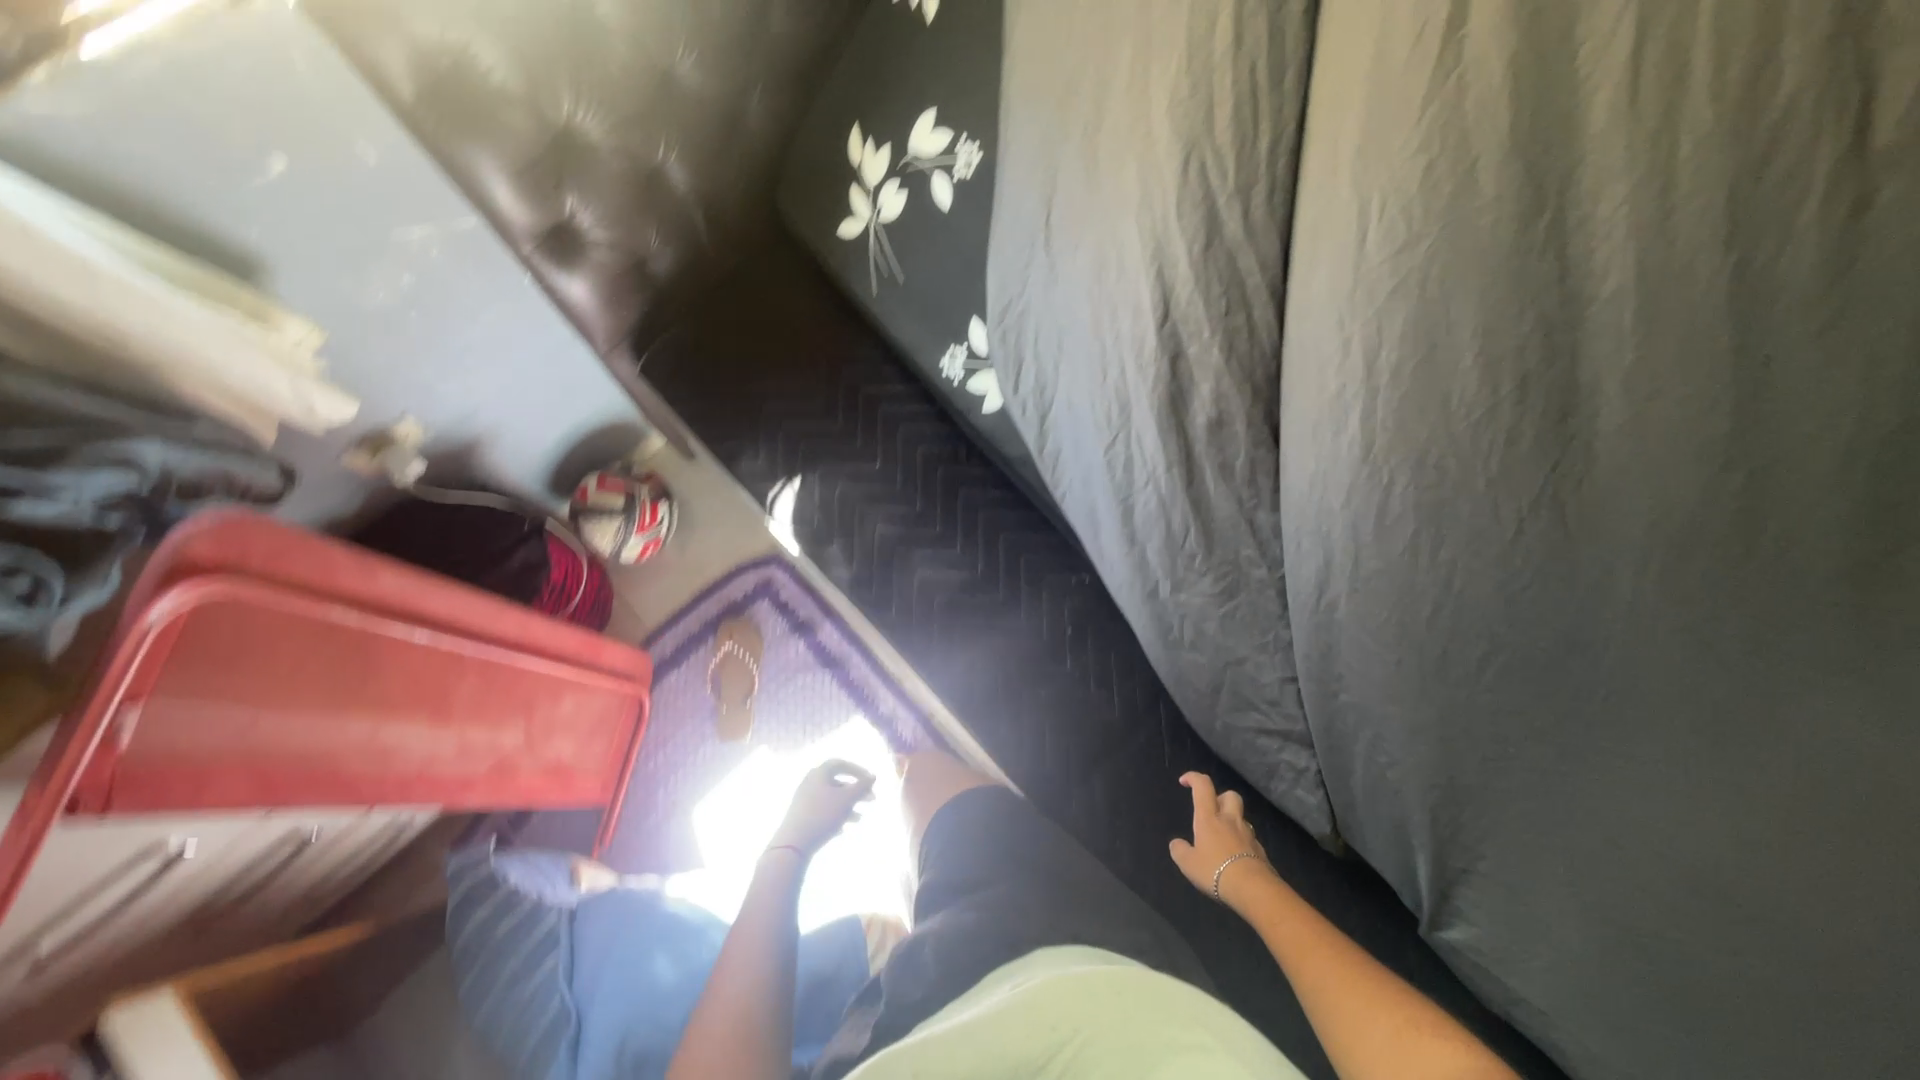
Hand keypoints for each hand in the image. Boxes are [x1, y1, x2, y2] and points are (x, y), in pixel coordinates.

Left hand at [768, 759, 875, 857]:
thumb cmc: (823, 815)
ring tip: (859, 820)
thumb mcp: (847, 799)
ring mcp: (803, 799)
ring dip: (847, 806)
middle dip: (856, 791)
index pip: (840, 764)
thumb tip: (873, 776)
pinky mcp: (801, 815)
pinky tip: (843, 830)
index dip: (857, 770)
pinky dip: (835, 816)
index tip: (870, 781)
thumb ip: (862, 786)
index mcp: (819, 773)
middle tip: (872, 801)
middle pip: (837, 782)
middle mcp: (810, 782)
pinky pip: (822, 811)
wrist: (794, 842)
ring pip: (831, 799)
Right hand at [1169, 771, 1280, 913]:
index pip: (1203, 786)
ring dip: (1231, 820)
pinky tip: (1234, 856)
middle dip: (1220, 797)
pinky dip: (1240, 841)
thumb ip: (1179, 850)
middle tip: (1210, 811)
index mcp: (1209, 818)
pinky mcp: (1260, 850)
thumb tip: (1177, 843)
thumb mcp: (1187, 864)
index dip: (1193, 778)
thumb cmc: (1215, 871)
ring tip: (1221, 838)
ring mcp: (1248, 834)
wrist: (1253, 889)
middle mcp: (1230, 820)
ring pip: (1241, 817)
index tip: (1184, 781)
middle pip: (1230, 795)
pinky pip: (1249, 838)